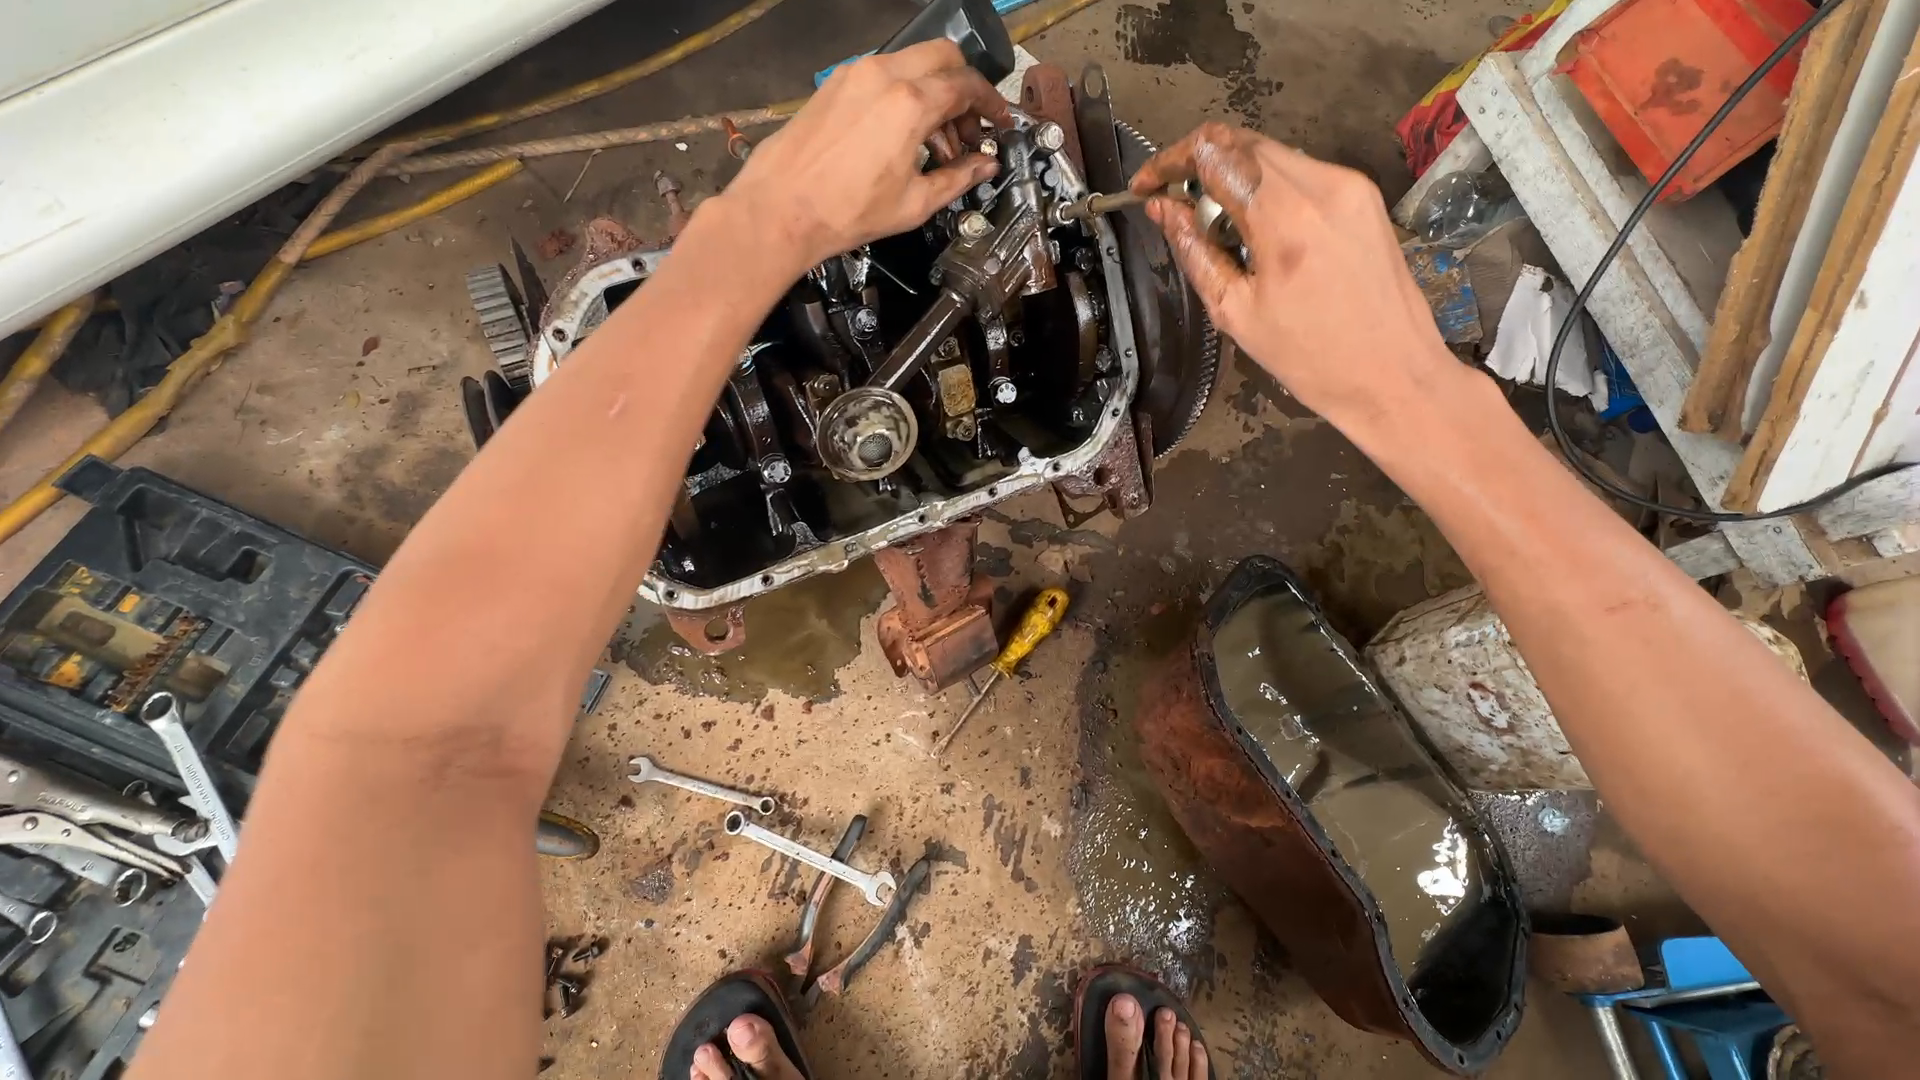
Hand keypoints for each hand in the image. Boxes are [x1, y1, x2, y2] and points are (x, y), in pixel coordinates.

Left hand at [722, 40, 1010, 270]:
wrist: (781, 208)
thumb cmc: (846, 212)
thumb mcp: (914, 203)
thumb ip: (957, 178)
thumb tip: (985, 165)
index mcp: (910, 104)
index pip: (966, 86)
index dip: (991, 105)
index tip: (999, 123)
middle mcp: (884, 76)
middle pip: (944, 56)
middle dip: (964, 88)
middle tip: (967, 131)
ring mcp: (856, 75)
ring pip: (913, 62)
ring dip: (933, 92)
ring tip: (934, 144)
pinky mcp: (835, 84)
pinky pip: (883, 75)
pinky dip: (904, 94)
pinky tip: (901, 136)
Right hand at [1130, 123, 1464, 433]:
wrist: (1393, 373)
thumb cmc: (1309, 358)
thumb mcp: (1235, 312)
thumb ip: (1195, 251)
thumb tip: (1162, 209)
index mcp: (1284, 219)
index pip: (1215, 152)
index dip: (1171, 160)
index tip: (1147, 185)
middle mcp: (1321, 185)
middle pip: (1243, 142)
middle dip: (1197, 163)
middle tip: (1173, 204)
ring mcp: (1349, 185)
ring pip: (1272, 153)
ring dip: (1231, 175)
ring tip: (1214, 224)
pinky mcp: (1363, 194)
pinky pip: (1300, 172)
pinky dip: (1265, 187)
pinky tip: (1256, 229)